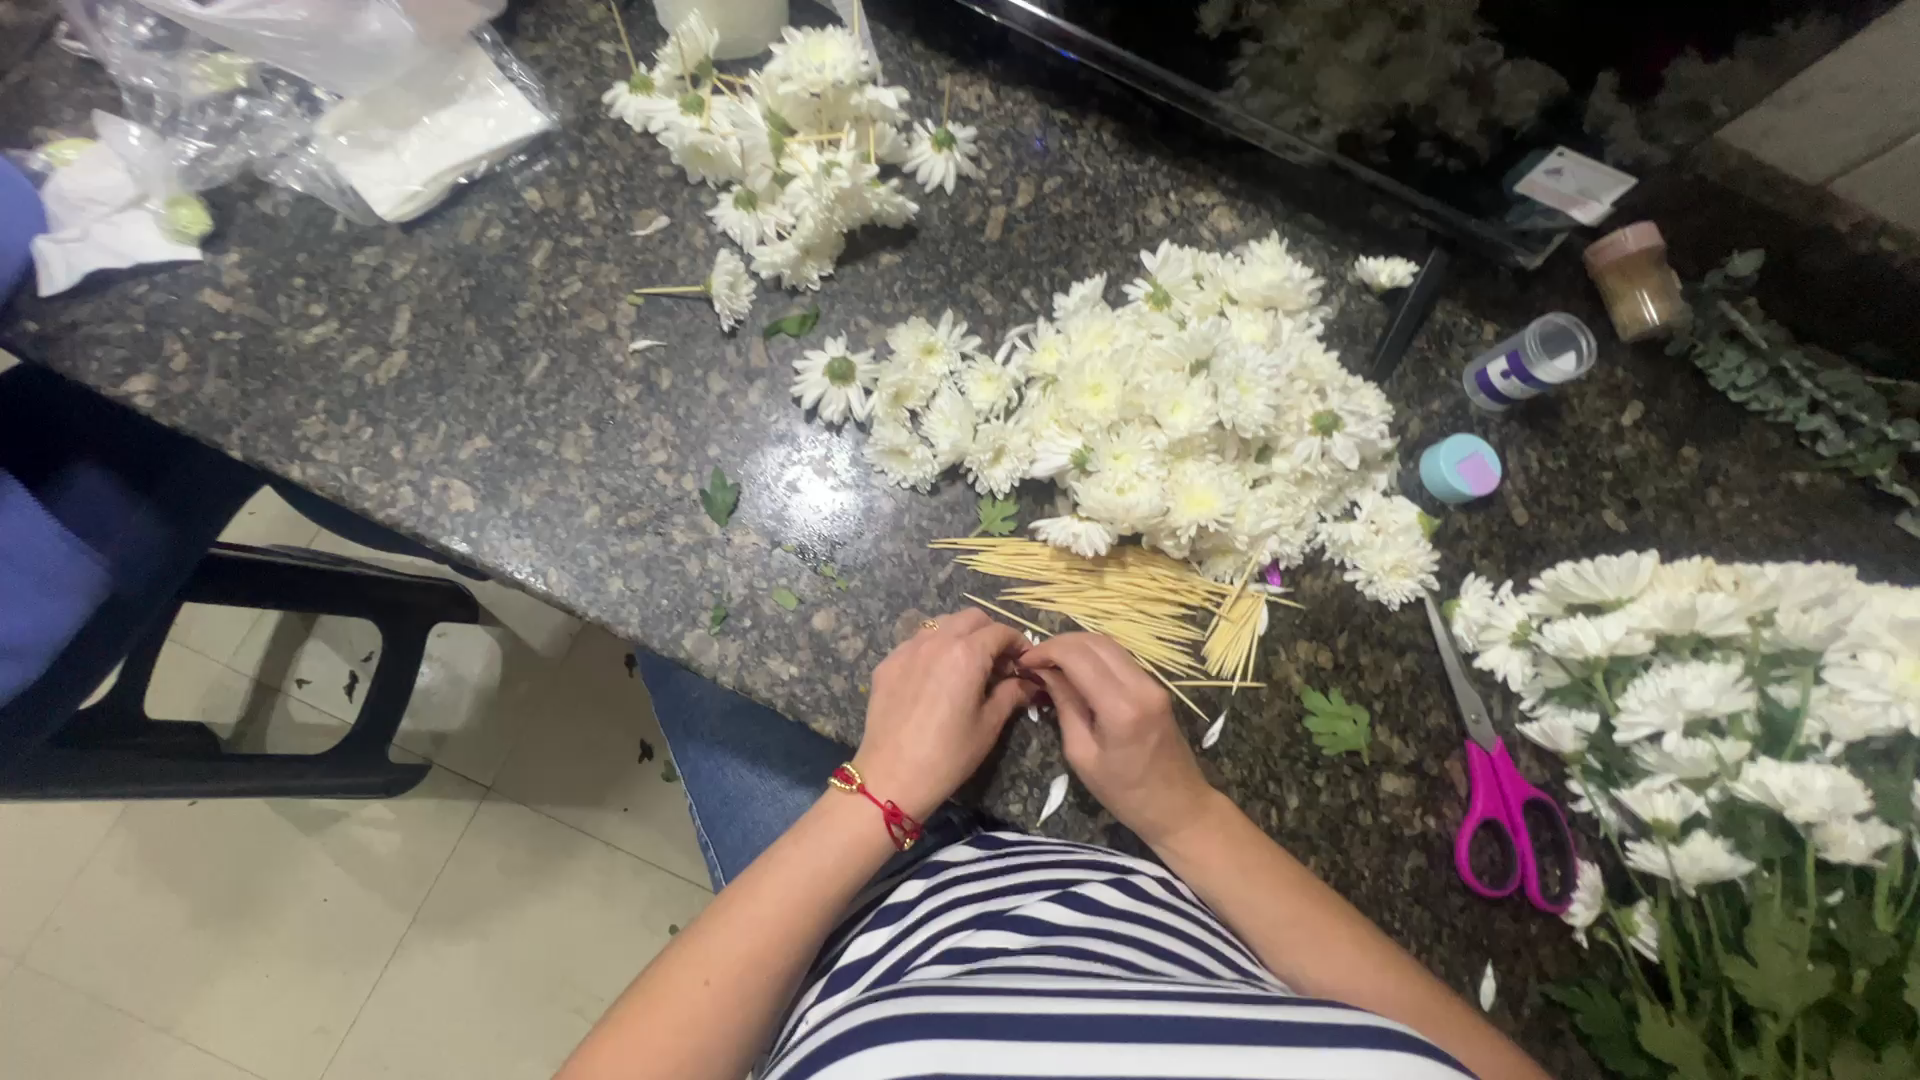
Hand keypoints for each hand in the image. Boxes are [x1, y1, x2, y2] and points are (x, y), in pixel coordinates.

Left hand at [852, 609, 1035, 820]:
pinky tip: (935, 677)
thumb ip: (1011, 695)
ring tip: (966, 665)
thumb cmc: (948, 755)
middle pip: (971, 618)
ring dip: (960, 635)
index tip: (1024, 662)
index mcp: (967, 654)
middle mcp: (936, 641)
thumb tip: (1027, 683)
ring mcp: (907, 649)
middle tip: (998, 662)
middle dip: (990, 633)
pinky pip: (916, 642)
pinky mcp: (887, 663)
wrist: (892, 776)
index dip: (1019, 643)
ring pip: (941, 624)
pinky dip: (933, 648)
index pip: (1000, 632)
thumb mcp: (988, 726)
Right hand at [1018, 633, 1218, 846]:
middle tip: (1035, 659)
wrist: (1179, 807)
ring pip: (1109, 645)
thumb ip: (1065, 706)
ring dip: (1077, 646)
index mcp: (1120, 707)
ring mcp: (1153, 683)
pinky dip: (1093, 656)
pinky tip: (1075, 669)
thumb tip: (1045, 672)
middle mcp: (1141, 685)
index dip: (1047, 651)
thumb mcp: (1082, 754)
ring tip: (1051, 662)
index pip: (1077, 657)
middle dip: (1060, 643)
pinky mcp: (1156, 687)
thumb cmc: (1125, 793)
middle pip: (1094, 642)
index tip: (1024, 661)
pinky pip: (1120, 658)